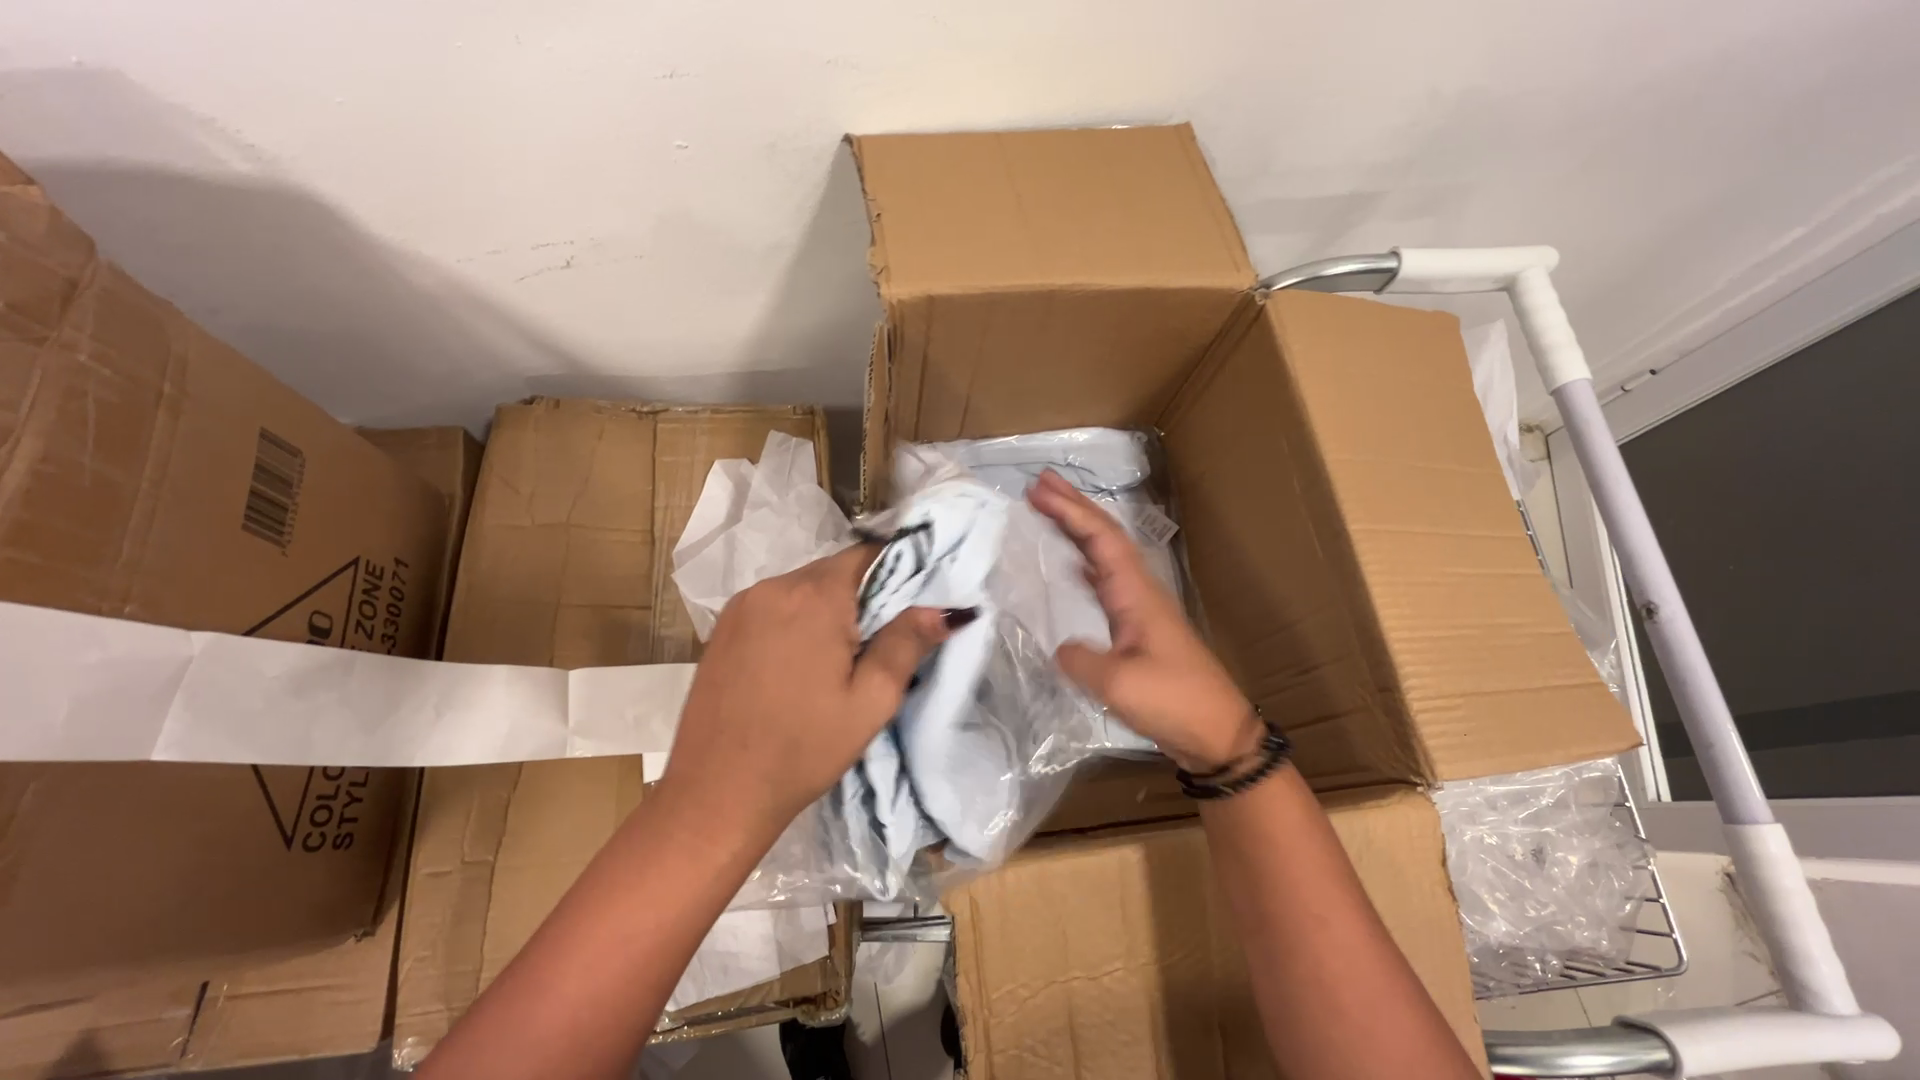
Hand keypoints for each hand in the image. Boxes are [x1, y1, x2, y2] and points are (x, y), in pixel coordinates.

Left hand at [660, 545, 949, 837]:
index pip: (868, 555)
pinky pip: (774, 608)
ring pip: (802, 590)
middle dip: (863, 598)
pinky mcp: (722, 629)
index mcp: (814, 597)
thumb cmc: (803, 749)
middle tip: (882, 644)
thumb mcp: (870, 701)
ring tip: (842, 661)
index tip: (913, 607)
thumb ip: (906, 645)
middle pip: (834, 572)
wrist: (716, 792)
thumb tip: (944, 609)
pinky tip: (801, 667)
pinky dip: (796, 624)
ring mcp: (741, 607)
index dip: (898, 573)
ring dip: (827, 612)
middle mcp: (773, 587)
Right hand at [1027, 469, 1261, 772]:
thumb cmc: (1175, 702)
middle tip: (1039, 484)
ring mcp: (1142, 611)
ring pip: (1106, 557)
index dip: (1070, 511)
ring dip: (1078, 532)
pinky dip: (1085, 565)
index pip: (1101, 539)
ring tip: (1049, 513)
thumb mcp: (1119, 684)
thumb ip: (1080, 659)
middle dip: (1073, 508)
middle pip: (1106, 538)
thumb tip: (1059, 646)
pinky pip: (1106, 583)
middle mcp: (1141, 593)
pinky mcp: (1140, 632)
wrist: (1219, 734)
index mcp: (1137, 595)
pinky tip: (1072, 568)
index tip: (1037, 490)